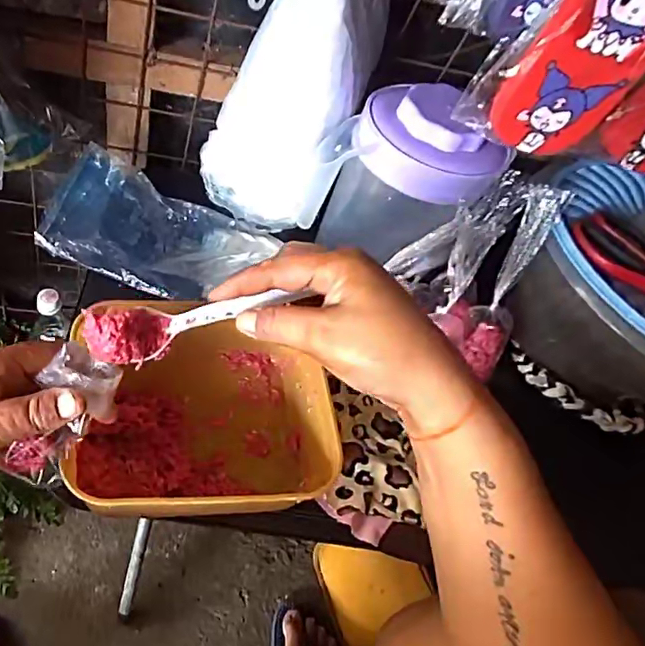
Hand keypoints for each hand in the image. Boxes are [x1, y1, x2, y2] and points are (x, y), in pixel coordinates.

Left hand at [0, 343, 84, 503]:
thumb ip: (31, 413)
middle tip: (93, 427)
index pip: (51, 355)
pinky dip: (33, 438)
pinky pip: (17, 427)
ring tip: (67, 445)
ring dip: (53, 423)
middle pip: (46, 381)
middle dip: (73, 401)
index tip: (108, 396)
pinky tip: (39, 456)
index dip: (83, 370)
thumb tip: (82, 398)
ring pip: (34, 406)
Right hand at [209, 246, 482, 434]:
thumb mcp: (323, 338)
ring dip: (281, 295)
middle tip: (232, 303)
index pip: (280, 266)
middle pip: (295, 265)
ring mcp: (362, 283)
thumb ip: (280, 323)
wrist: (432, 382)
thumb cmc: (379, 354)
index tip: (212, 298)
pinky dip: (300, 306)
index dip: (243, 282)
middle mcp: (351, 264)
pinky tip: (288, 321)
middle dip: (261, 282)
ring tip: (253, 312)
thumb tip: (244, 318)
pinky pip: (323, 296)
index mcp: (341, 263)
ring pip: (309, 281)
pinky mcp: (367, 304)